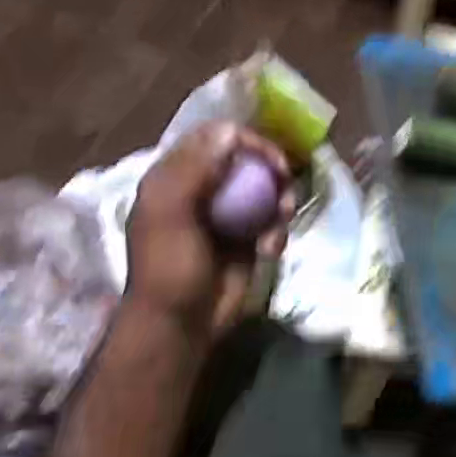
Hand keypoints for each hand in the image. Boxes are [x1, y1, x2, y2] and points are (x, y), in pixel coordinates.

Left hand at [126, 122, 293, 340]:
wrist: (181, 324)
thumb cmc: (169, 267)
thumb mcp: (170, 212)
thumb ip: (194, 168)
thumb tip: (230, 131)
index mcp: (175, 177)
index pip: (213, 139)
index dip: (243, 140)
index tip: (268, 155)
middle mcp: (203, 191)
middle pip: (245, 161)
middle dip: (270, 168)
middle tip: (285, 182)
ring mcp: (228, 217)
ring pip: (265, 191)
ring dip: (280, 199)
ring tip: (283, 217)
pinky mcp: (248, 243)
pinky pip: (272, 223)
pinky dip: (277, 231)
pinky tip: (271, 248)